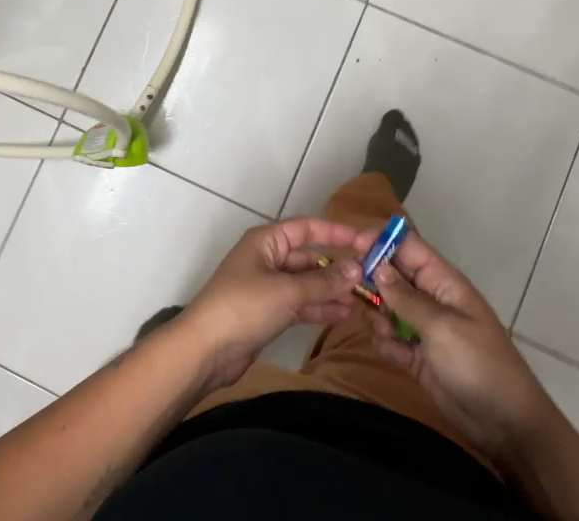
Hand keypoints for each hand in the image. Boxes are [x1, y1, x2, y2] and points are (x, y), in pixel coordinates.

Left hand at [174, 216, 363, 391]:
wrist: (207, 349)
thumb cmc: (244, 307)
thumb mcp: (287, 291)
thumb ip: (324, 281)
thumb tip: (357, 268)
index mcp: (266, 242)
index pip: (306, 228)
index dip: (336, 232)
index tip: (366, 241)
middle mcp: (267, 259)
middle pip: (308, 257)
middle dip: (337, 267)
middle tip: (372, 278)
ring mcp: (267, 287)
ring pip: (306, 283)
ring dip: (332, 290)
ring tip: (364, 300)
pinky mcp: (268, 312)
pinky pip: (300, 304)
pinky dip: (319, 308)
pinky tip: (344, 315)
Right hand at [355, 230, 554, 459]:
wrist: (504, 423)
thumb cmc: (478, 364)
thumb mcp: (442, 327)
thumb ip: (406, 298)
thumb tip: (377, 267)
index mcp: (443, 282)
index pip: (408, 247)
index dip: (381, 241)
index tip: (350, 247)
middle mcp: (431, 299)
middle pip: (392, 275)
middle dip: (372, 280)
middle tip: (353, 293)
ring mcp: (424, 328)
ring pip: (386, 307)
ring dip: (377, 315)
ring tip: (381, 331)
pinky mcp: (417, 356)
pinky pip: (389, 338)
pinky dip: (385, 343)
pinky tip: (393, 353)